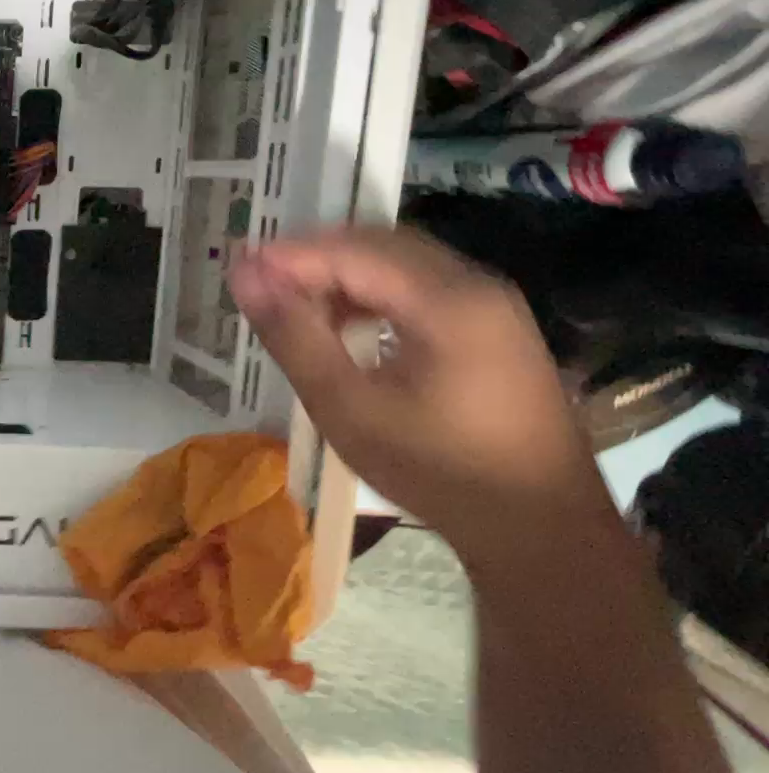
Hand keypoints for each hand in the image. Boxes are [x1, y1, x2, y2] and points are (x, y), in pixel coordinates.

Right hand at [229, 228, 608, 555]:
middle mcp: (476, 286)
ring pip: (399, 262)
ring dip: (339, 274)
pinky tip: (342, 325)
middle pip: (378, 244)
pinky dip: (370, 292)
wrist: (538, 528)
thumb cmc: (434, 468)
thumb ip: (293, 335)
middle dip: (311, 257)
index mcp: (447, 301)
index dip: (287, 256)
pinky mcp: (493, 327)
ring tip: (290, 305)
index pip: (351, 252)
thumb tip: (244, 277)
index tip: (235, 270)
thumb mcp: (346, 406)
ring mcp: (492, 305)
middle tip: (256, 284)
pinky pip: (419, 286)